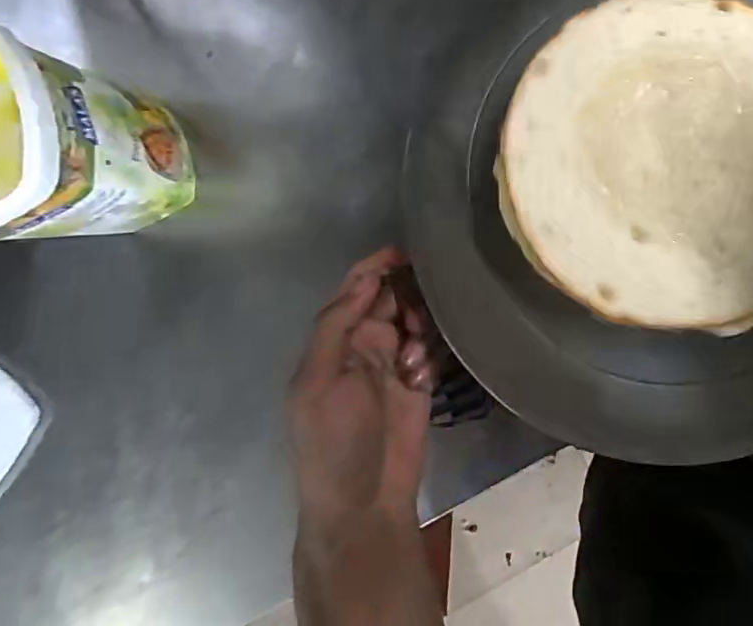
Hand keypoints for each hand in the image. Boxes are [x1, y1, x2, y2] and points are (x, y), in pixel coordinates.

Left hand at [288, 249, 443, 625]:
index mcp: (335, 340)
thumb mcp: (319, 382)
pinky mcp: (421, 379)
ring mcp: (395, 361)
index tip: (405, 252)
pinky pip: (434, 346)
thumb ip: (336, 325)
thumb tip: (367, 279)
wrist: (364, 501)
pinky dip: (431, 355)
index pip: (356, 288)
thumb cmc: (332, 442)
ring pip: (418, 318)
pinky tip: (422, 378)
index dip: (376, 266)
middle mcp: (366, 343)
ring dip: (421, 331)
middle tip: (414, 322)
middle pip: (393, 297)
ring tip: (414, 362)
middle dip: (408, 300)